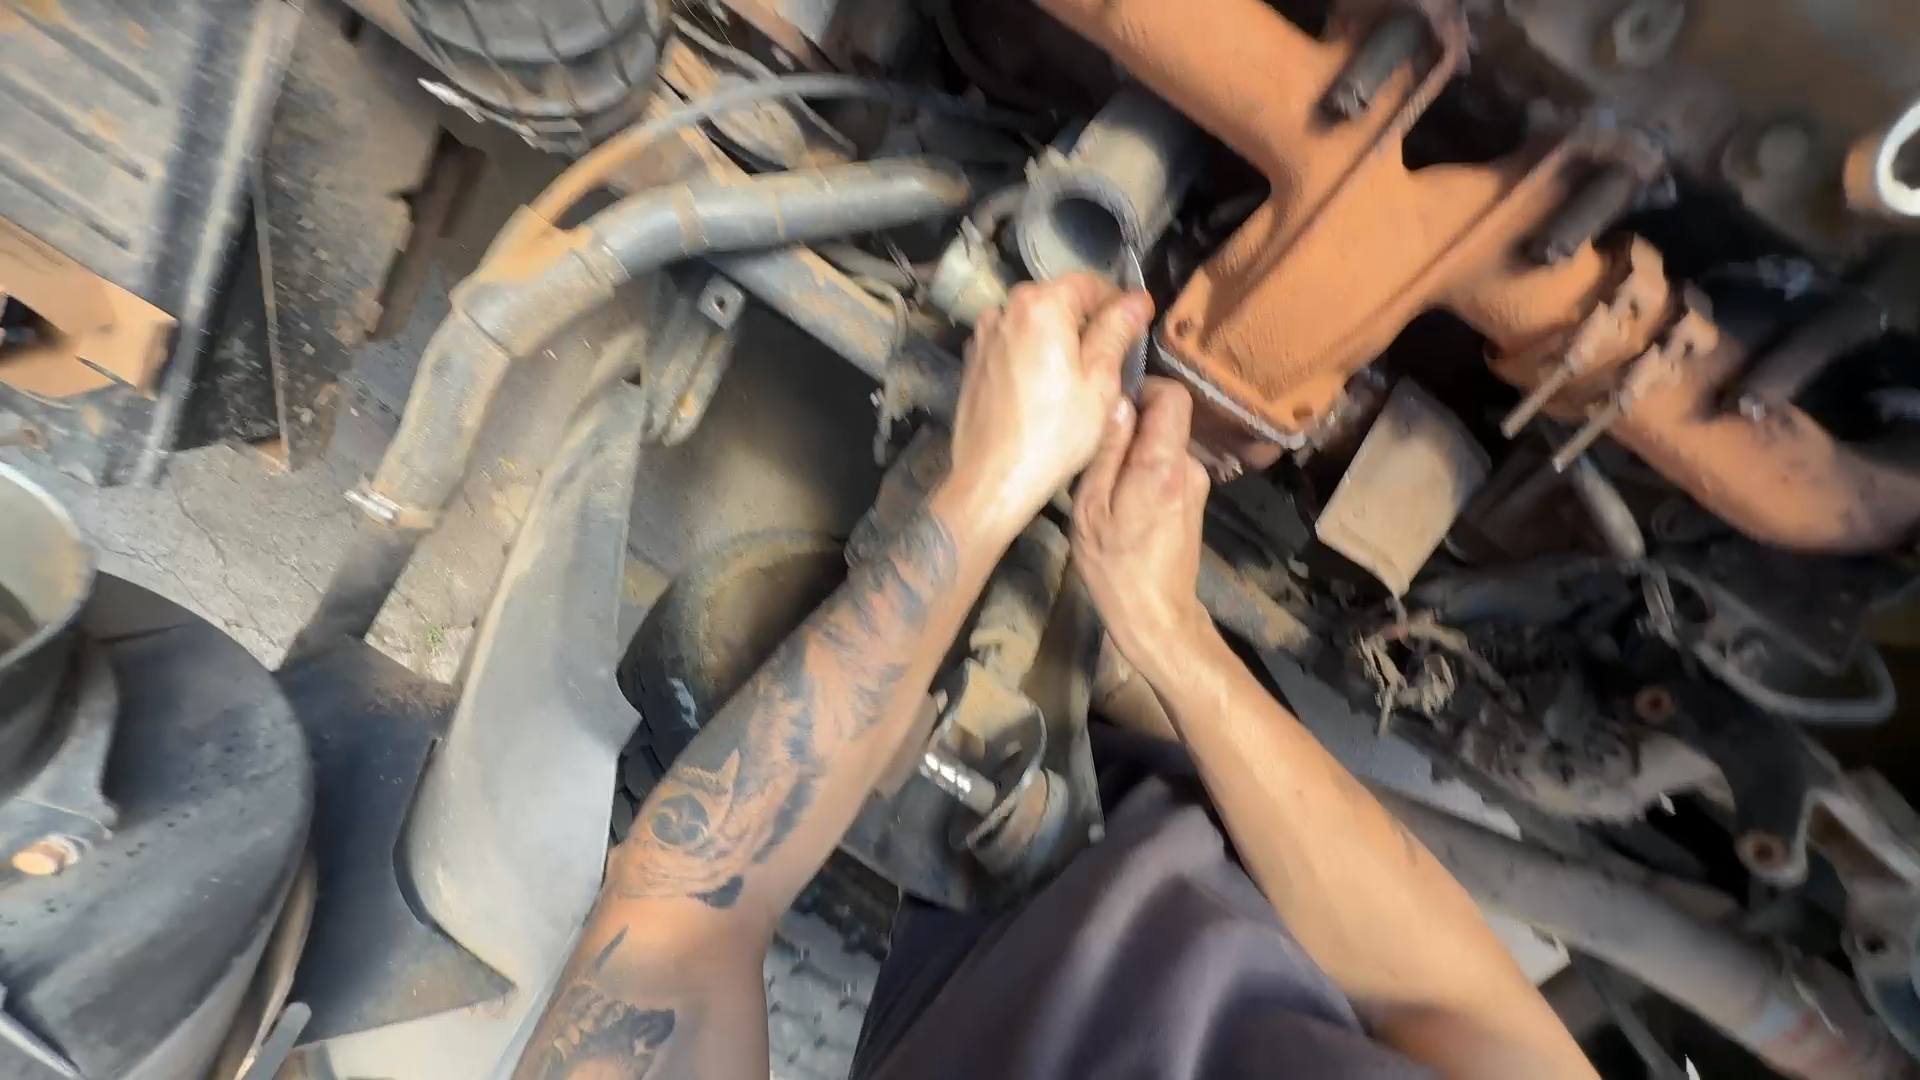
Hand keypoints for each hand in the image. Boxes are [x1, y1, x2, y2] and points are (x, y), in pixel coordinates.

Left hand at [944, 275, 1152, 537]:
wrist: (993, 480)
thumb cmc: (1053, 435)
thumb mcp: (1100, 382)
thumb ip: (1116, 333)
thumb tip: (1134, 302)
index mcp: (1040, 306)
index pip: (1089, 284)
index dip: (1117, 302)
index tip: (1137, 324)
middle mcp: (1004, 311)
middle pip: (1057, 302)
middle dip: (1087, 322)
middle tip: (1113, 357)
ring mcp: (983, 339)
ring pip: (1033, 326)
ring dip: (1058, 341)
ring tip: (1079, 378)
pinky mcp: (973, 365)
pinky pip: (1013, 348)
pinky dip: (1033, 357)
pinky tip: (1046, 391)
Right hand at [1072, 377, 1211, 668]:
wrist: (1155, 616)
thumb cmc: (1115, 566)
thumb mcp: (1091, 508)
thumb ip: (1106, 452)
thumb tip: (1118, 402)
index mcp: (1163, 463)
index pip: (1173, 395)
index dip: (1143, 389)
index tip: (1112, 408)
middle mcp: (1189, 466)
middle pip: (1166, 420)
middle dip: (1131, 428)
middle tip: (1094, 457)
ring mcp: (1196, 485)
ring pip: (1163, 446)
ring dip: (1134, 455)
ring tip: (1103, 488)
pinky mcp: (1193, 501)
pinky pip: (1167, 468)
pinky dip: (1143, 474)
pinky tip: (1121, 506)